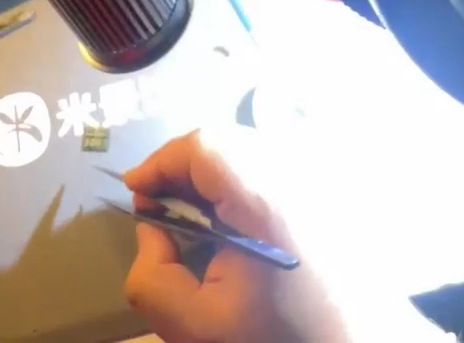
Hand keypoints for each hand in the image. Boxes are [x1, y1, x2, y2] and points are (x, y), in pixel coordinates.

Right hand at [121, 130, 350, 342]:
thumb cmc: (279, 336)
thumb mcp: (198, 328)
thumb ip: (153, 278)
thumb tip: (153, 229)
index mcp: (266, 198)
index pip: (202, 145)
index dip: (161, 161)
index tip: (137, 191)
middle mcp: (295, 171)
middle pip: (222, 140)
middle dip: (180, 167)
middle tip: (159, 205)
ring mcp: (316, 174)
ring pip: (245, 145)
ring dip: (209, 171)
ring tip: (192, 212)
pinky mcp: (326, 183)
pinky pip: (270, 159)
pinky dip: (238, 176)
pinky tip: (230, 216)